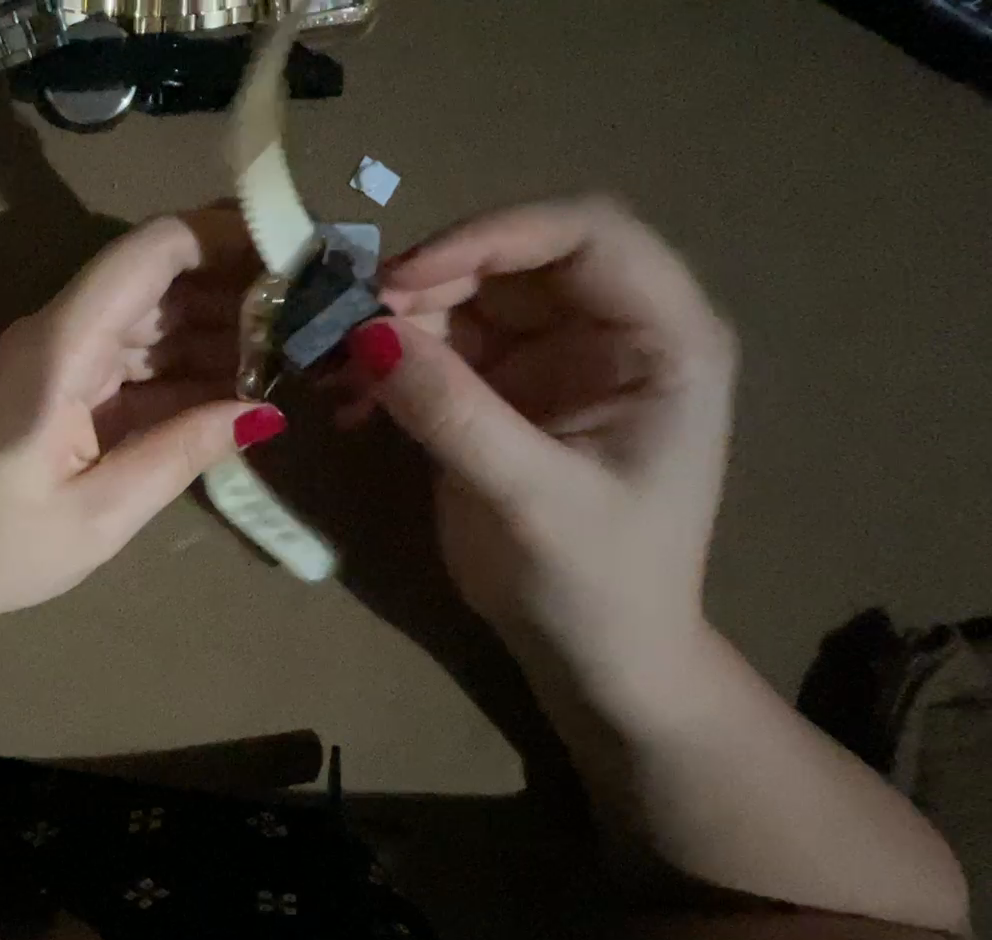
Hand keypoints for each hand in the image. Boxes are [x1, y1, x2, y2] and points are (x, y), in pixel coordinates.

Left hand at [0, 207, 286, 646]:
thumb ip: (180, 453)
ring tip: (285, 357)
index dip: (223, 237)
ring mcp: (53, 361)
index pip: (148, 252)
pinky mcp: (55, 389)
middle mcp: (55, 335)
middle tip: (308, 320)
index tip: (294, 257)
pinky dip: (178, 371)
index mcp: (59, 349)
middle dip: (232, 288)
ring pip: (146, 320)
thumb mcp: (100, 513)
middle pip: (153, 279)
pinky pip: (127, 362)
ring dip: (211, 331)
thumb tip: (260, 413)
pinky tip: (231, 392)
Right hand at [331, 197, 737, 689]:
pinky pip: (431, 354)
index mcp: (661, 338)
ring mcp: (544, 362)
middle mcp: (604, 332)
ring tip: (332, 370)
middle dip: (423, 287)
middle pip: (508, 265)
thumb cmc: (593, 579)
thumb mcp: (527, 494)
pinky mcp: (494, 396)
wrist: (587, 649)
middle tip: (346, 328)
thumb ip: (451, 411)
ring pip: (458, 305)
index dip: (492, 237)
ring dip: (391, 327)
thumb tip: (365, 335)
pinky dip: (384, 367)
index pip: (586, 237)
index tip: (399, 279)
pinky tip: (348, 402)